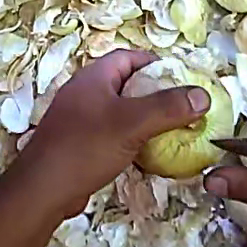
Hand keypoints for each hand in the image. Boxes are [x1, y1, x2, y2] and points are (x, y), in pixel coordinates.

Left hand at [2, 50, 209, 219]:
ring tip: (169, 129)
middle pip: (125, 83)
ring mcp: (79, 118)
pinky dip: (129, 136)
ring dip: (142, 117)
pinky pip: (110, 131)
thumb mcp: (132, 123)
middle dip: (153, 92)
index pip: (128, 57)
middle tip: (180, 105)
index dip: (154, 63)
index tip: (180, 76)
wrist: (44, 189)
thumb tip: (202, 95)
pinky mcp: (78, 143)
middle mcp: (84, 92)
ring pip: (118, 109)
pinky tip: (145, 152)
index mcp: (94, 77)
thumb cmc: (86, 146)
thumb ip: (168, 107)